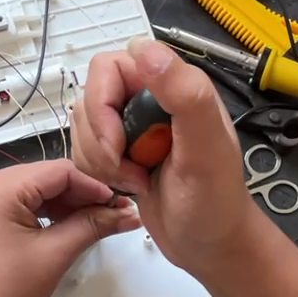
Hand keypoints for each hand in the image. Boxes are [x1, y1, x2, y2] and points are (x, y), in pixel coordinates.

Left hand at [0, 160, 140, 296]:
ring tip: (98, 220)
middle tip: (115, 212)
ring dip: (67, 203)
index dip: (93, 185)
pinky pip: (21, 201)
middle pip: (46, 176)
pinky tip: (70, 224)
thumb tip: (129, 214)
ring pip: (35, 188)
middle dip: (82, 194)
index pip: (58, 171)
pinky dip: (47, 211)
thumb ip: (94, 225)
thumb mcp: (56, 254)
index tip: (121, 202)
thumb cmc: (9, 293)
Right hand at [70, 40, 263, 276]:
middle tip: (127, 166)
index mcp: (174, 85)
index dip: (103, 102)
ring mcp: (132, 126)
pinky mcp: (119, 151)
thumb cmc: (215, 202)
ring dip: (99, 159)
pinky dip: (96, 171)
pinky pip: (83, 148)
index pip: (110, 67)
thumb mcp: (206, 149)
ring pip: (82, 124)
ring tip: (136, 180)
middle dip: (99, 138)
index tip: (119, 142)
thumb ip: (185, 95)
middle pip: (91, 96)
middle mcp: (149, 98)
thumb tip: (144, 49)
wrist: (210, 247)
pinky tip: (130, 185)